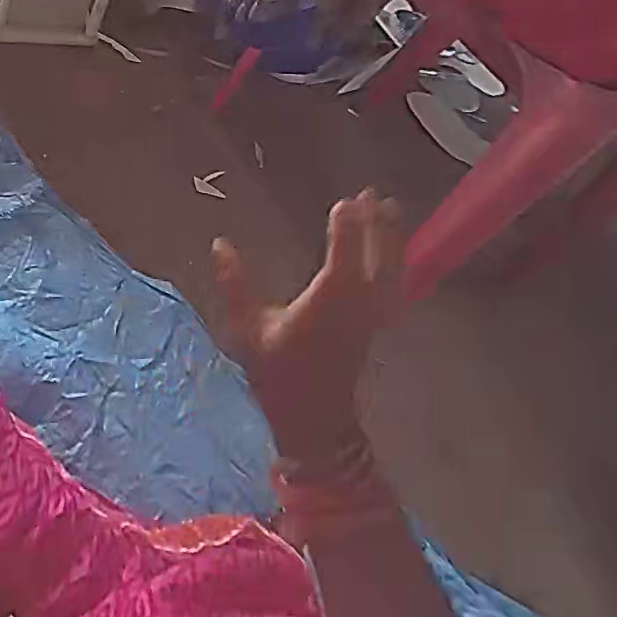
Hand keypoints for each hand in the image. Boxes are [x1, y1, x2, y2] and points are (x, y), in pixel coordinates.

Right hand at [211, 190, 406, 458]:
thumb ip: (234, 284)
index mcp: (328, 303)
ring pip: (391, 271)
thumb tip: (220, 244)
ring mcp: (371, 317)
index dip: (347, 227)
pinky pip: (393, 287)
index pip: (343, 256)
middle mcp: (357, 306)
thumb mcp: (246, 329)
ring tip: (389, 211)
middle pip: (376, 258)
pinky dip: (396, 265)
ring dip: (390, 240)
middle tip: (371, 195)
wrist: (314, 421)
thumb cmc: (276, 373)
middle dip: (375, 226)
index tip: (344, 201)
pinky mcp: (375, 326)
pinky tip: (395, 255)